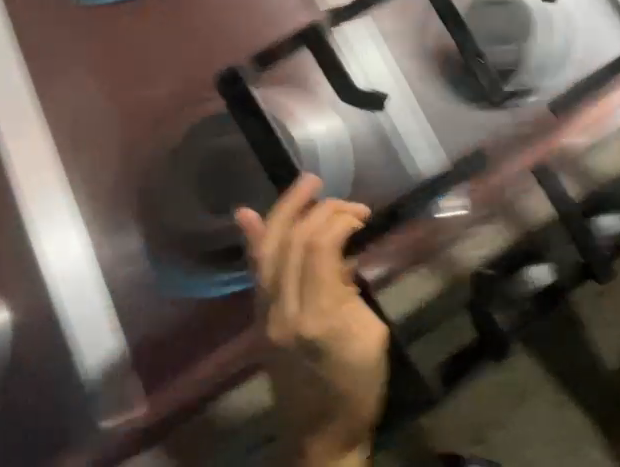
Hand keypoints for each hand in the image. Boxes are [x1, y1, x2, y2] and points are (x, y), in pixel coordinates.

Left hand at [236, 176, 387, 464]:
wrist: (321, 435)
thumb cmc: (358, 386)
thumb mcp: (372, 333)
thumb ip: (351, 288)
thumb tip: (341, 255)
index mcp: (318, 316)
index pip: (319, 247)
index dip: (340, 219)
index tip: (363, 215)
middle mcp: (282, 311)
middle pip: (292, 242)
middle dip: (320, 210)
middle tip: (348, 202)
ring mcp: (265, 316)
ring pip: (268, 251)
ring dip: (286, 212)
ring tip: (307, 184)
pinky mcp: (258, 321)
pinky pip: (255, 272)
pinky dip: (254, 240)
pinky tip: (247, 214)